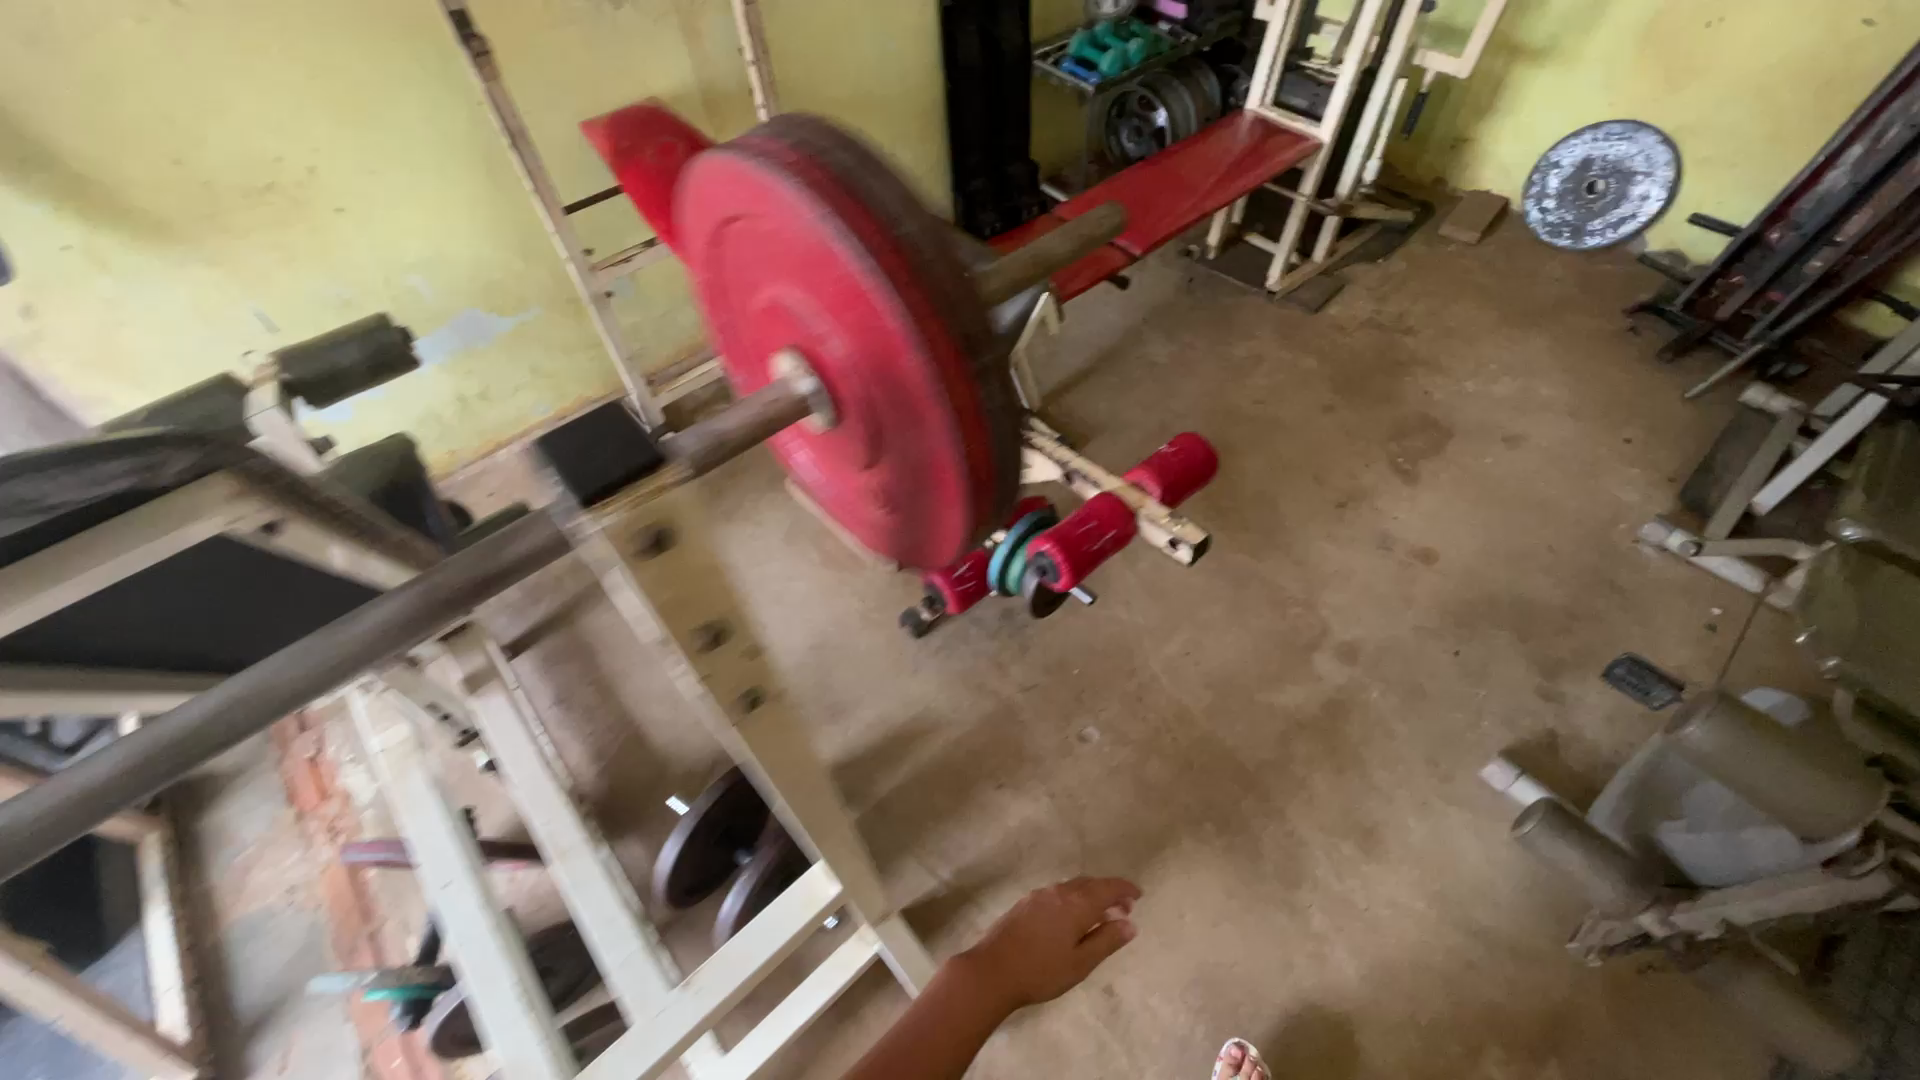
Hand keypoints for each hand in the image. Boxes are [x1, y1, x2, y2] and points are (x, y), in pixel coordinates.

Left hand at [956, 877, 1141, 1010]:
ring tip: (1100, 915)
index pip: (1106, 888)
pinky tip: (1071, 918)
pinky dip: (1073, 898)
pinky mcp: (1025, 903)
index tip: (1138, 895)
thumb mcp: (1080, 963)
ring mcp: (1039, 896)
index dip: (1124, 889)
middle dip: (1109, 892)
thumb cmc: (1041, 971)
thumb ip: (1106, 940)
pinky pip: (1057, 893)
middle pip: (1089, 884)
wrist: (992, 970)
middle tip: (1124, 909)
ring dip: (1090, 895)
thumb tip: (1130, 924)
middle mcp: (1058, 892)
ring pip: (1072, 887)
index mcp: (1075, 904)